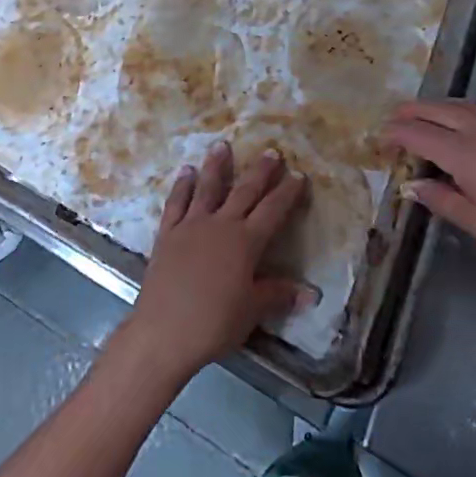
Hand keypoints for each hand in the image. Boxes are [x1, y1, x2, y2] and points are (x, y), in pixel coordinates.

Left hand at [117, 141, 314, 382]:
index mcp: (246, 242)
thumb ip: (279, 294)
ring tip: (222, 145)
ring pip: (207, 188)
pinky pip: (176, 203)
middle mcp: (220, 225)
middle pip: (244, 191)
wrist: (163, 331)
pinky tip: (185, 171)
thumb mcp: (252, 311)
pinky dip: (181, 186)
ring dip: (216, 166)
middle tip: (271, 151)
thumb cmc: (214, 322)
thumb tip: (311, 292)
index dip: (287, 193)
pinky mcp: (167, 234)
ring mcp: (191, 226)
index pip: (273, 210)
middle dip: (260, 171)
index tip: (298, 175)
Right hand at [385, 100, 475, 290]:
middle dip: (412, 111)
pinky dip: (460, 114)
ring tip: (422, 119)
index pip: (419, 133)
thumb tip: (413, 186)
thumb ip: (442, 200)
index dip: (396, 133)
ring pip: (463, 107)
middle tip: (393, 119)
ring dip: (437, 108)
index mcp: (465, 154)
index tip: (379, 139)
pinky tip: (462, 132)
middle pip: (439, 110)